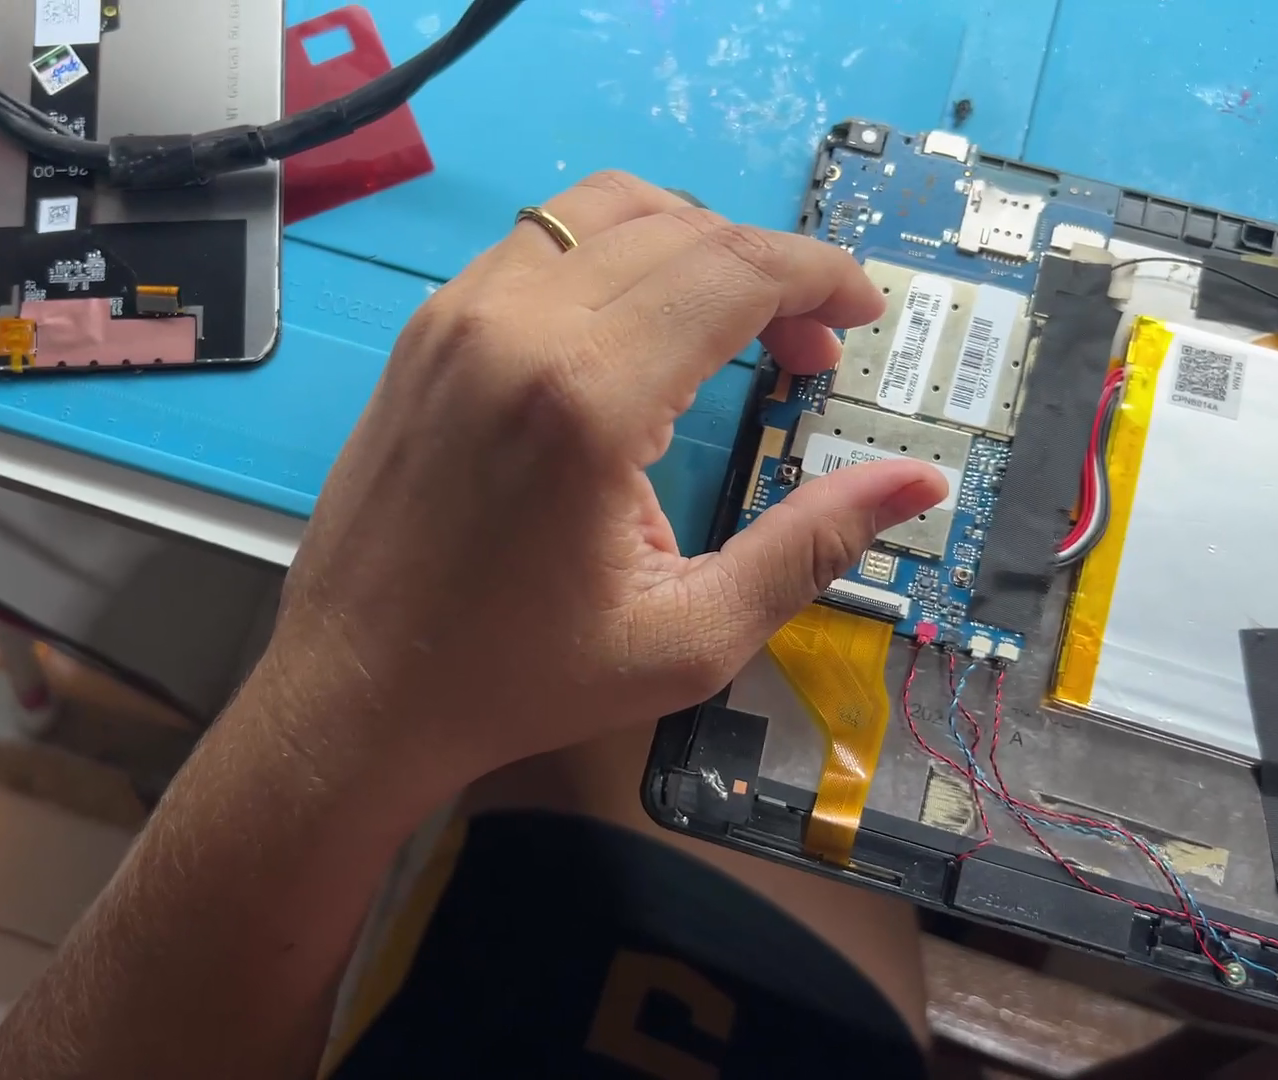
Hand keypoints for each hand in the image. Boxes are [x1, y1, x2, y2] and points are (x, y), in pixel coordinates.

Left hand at [261, 171, 948, 807]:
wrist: (359, 687)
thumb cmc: (520, 679)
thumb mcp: (688, 638)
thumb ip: (809, 547)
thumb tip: (918, 482)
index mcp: (585, 400)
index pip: (732, 272)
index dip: (817, 276)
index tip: (858, 311)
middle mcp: (515, 326)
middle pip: (679, 230)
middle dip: (767, 269)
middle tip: (807, 342)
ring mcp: (457, 315)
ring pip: (602, 211)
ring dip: (690, 246)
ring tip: (730, 321)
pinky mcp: (427, 330)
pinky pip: (539, 244)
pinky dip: (612, 258)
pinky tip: (633, 329)